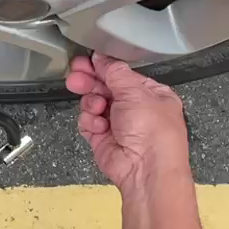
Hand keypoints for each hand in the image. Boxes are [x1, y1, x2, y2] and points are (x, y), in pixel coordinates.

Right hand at [65, 52, 191, 193]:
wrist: (146, 169)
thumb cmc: (153, 130)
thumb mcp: (136, 92)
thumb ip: (115, 73)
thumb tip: (102, 59)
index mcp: (150, 95)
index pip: (122, 76)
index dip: (103, 68)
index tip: (86, 61)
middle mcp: (135, 109)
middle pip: (105, 88)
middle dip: (90, 82)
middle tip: (75, 76)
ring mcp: (118, 125)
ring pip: (93, 104)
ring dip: (92, 103)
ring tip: (96, 107)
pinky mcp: (103, 139)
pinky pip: (88, 123)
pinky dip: (90, 122)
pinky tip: (98, 126)